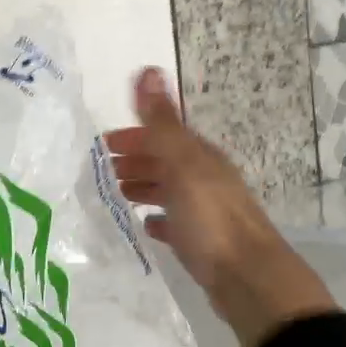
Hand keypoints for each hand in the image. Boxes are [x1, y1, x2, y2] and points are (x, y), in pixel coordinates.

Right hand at [103, 69, 338, 346]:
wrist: (247, 277)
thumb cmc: (211, 219)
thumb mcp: (183, 165)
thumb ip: (161, 123)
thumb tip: (147, 69)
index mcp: (200, 158)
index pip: (163, 136)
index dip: (133, 135)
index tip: (100, 144)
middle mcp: (204, 180)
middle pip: (165, 162)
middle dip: (134, 160)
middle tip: (98, 170)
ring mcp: (204, 211)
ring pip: (168, 191)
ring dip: (143, 187)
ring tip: (114, 195)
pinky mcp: (200, 241)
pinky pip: (173, 222)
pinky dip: (157, 218)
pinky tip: (145, 226)